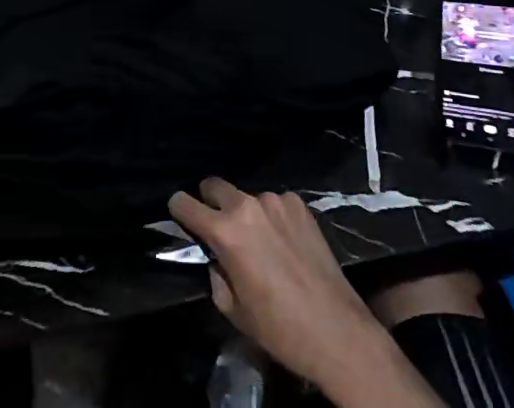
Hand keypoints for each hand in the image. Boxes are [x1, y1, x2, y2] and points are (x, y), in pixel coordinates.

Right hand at [168, 180, 440, 407]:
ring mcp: (278, 201)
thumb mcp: (232, 307)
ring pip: (247, 197)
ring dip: (243, 212)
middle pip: (215, 186)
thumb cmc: (277, 326)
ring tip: (256, 241)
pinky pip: (274, 203)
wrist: (335, 328)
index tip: (178, 215)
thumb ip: (216, 271)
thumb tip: (215, 256)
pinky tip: (281, 241)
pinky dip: (270, 216)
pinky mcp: (300, 205)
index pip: (186, 203)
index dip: (178, 209)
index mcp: (226, 231)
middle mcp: (250, 205)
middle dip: (209, 201)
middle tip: (215, 226)